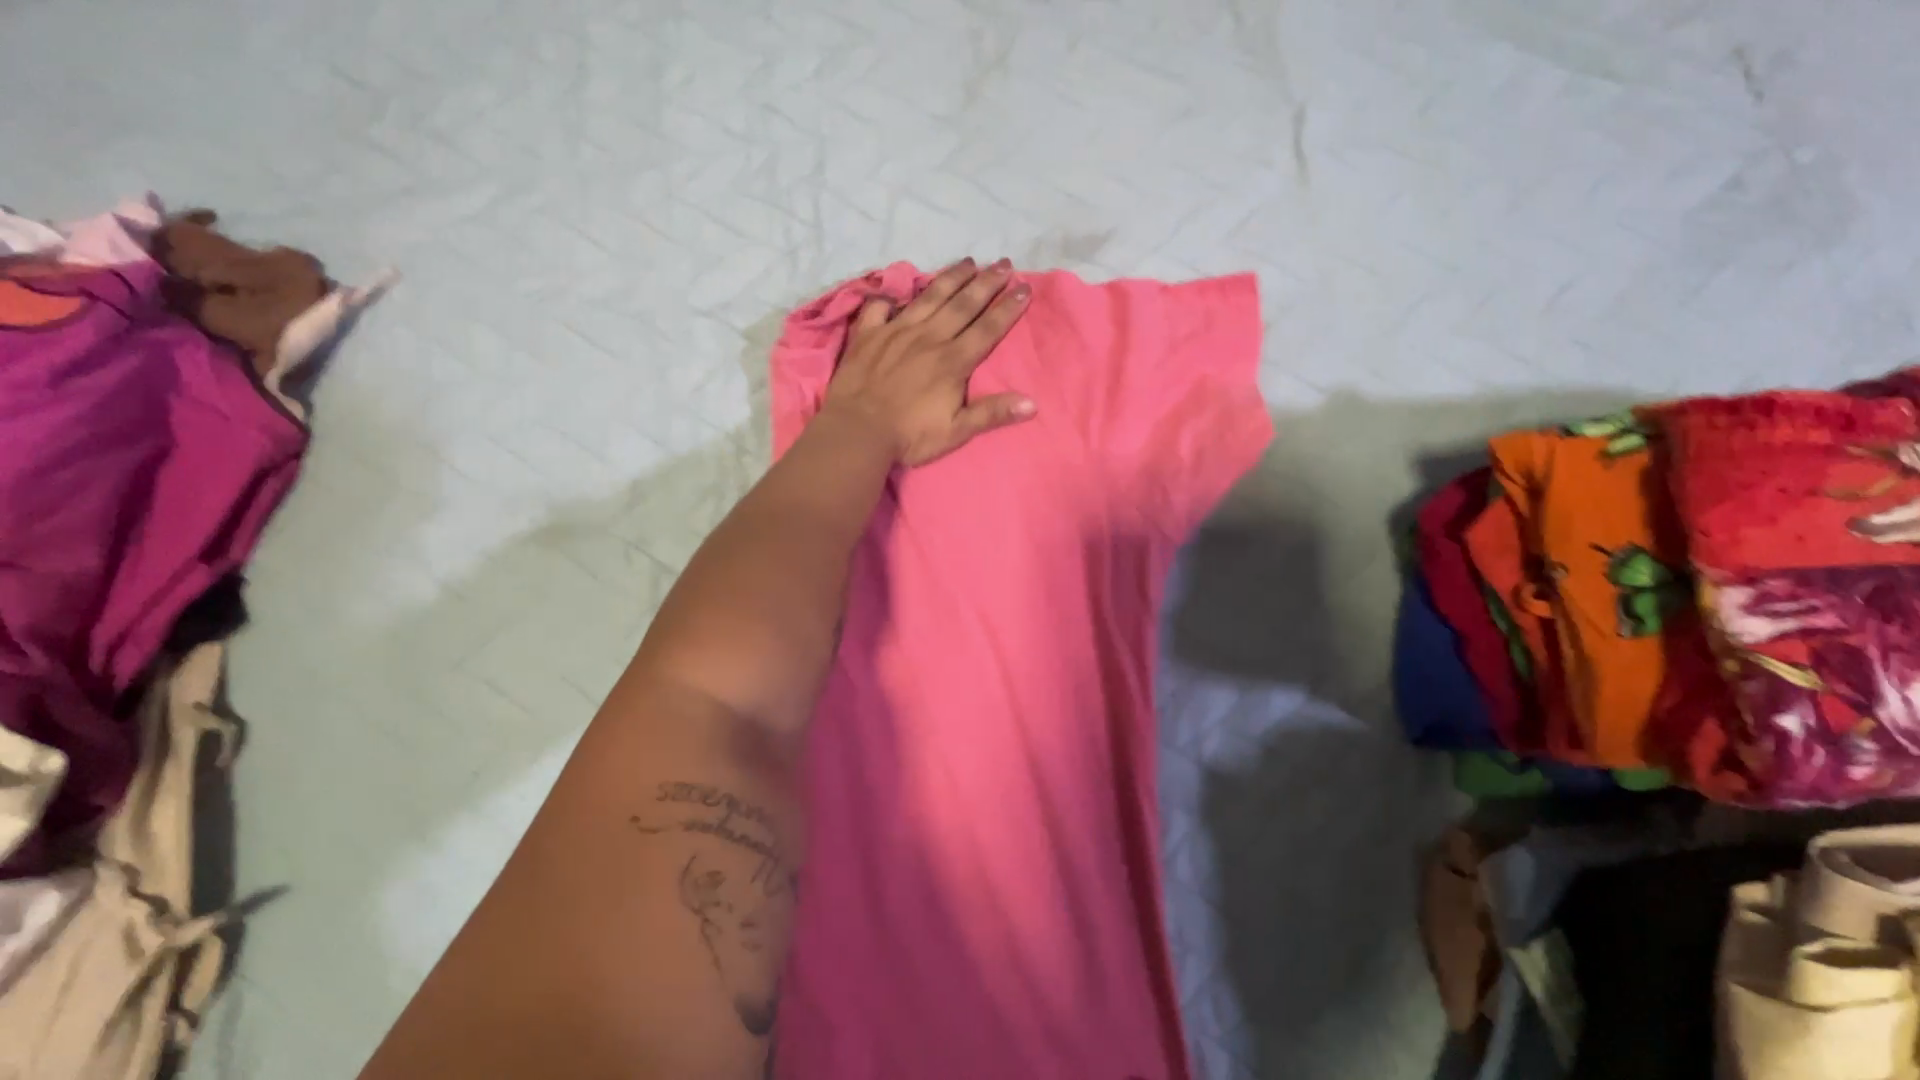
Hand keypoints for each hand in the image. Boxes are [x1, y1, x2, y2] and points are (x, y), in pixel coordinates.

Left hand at [821, 257, 1034, 466]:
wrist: (857, 431)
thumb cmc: (910, 435)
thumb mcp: (956, 431)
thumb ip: (992, 414)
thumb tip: (1032, 404)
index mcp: (953, 361)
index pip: (988, 328)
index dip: (1008, 307)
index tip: (1024, 286)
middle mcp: (929, 337)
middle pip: (963, 304)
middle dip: (986, 282)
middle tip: (1003, 263)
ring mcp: (897, 331)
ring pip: (930, 296)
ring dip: (951, 277)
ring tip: (968, 262)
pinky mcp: (868, 334)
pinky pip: (879, 306)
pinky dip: (888, 296)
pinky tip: (895, 291)